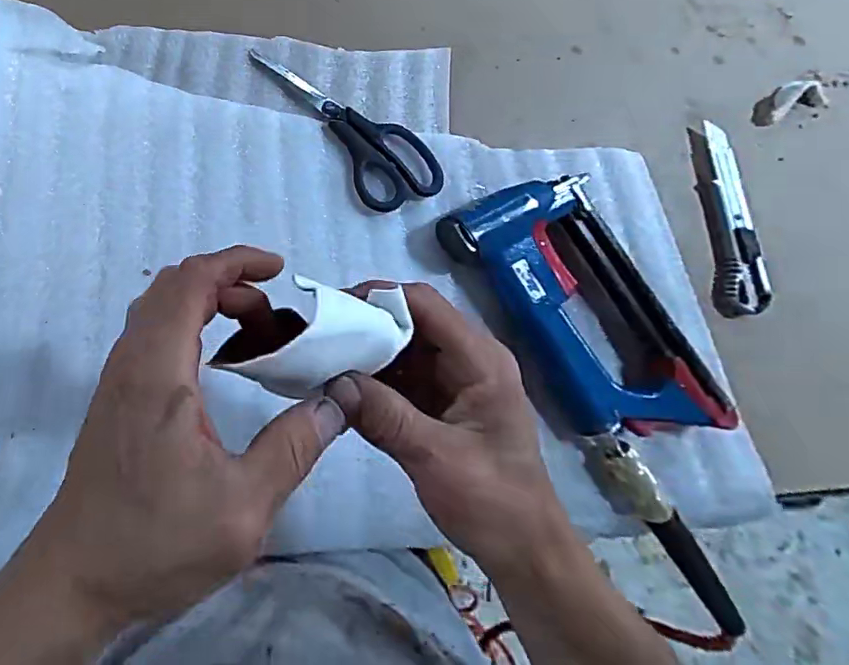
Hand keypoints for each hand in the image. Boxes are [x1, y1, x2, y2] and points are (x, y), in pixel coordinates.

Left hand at [0, 246, 347, 663]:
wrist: (71, 584)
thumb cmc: (154, 544)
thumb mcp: (243, 507)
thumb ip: (294, 447)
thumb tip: (337, 402)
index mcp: (158, 372)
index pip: (191, 280)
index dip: (236, 261)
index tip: (278, 270)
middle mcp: (132, 361)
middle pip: (176, 283)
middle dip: (230, 280)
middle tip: (271, 314)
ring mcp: (118, 376)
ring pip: (162, 305)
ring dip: (209, 300)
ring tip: (253, 332)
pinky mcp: (116, 395)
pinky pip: (154, 329)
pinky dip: (192, 322)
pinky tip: (219, 362)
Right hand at [329, 283, 679, 664]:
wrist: (526, 551)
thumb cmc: (493, 501)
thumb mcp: (436, 458)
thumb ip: (385, 417)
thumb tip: (334, 382)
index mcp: (480, 359)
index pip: (426, 304)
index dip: (381, 297)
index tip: (336, 308)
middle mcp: (469, 358)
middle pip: (413, 322)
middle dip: (368, 325)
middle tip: (322, 336)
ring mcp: (456, 380)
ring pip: (405, 349)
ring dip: (369, 353)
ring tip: (324, 358)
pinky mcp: (443, 403)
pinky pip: (405, 377)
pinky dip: (376, 380)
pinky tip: (344, 388)